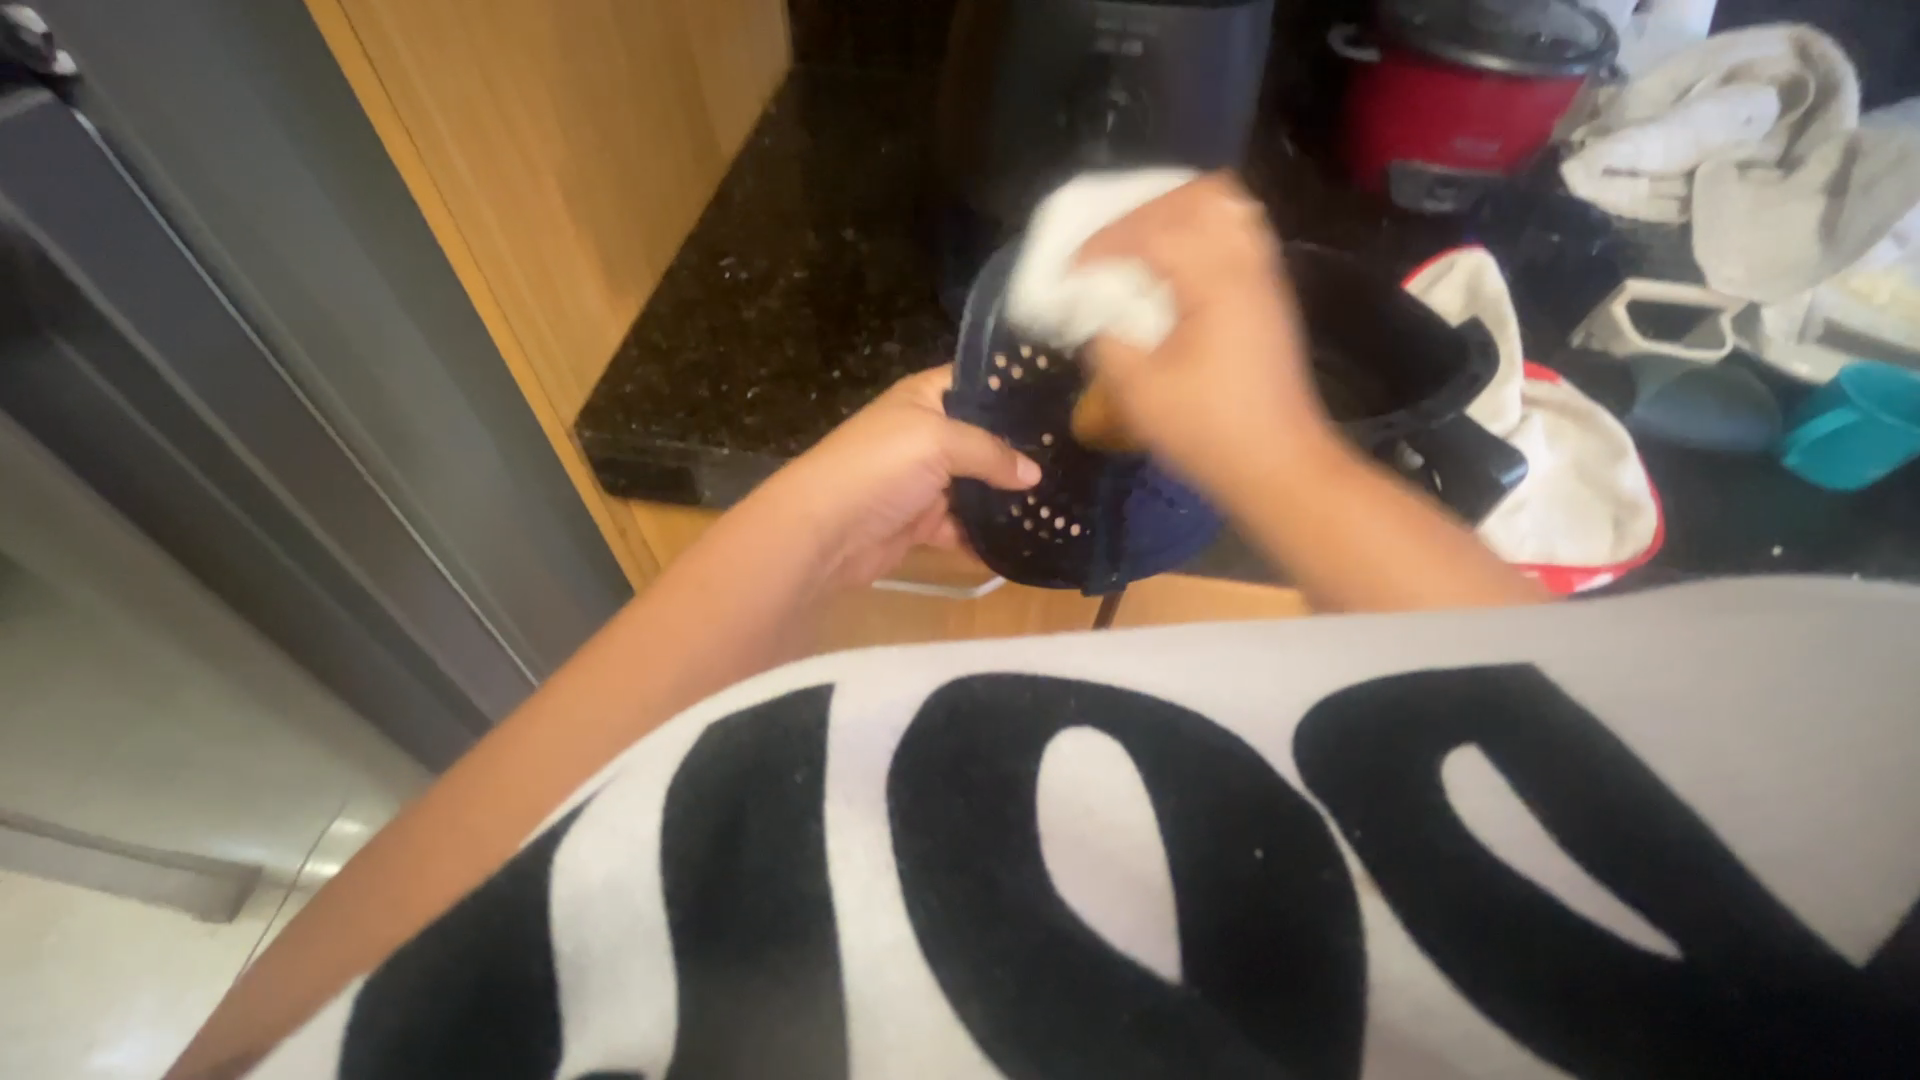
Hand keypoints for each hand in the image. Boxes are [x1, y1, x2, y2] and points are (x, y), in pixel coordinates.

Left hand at [754, 366, 1040, 588]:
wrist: (824, 531)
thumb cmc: (879, 467)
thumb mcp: (938, 441)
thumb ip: (991, 452)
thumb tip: (1034, 474)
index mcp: (925, 398)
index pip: (977, 383)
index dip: (1014, 390)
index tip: (1063, 402)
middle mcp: (926, 434)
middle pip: (983, 439)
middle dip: (1021, 452)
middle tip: (1075, 459)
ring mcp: (924, 481)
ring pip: (977, 487)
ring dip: (1008, 498)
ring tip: (1061, 503)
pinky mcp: (922, 522)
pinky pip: (963, 528)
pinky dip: (986, 537)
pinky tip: (1026, 541)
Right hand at [1075, 172, 1341, 495]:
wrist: (1278, 465)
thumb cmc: (1207, 432)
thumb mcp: (1138, 392)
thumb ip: (1106, 339)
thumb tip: (1095, 313)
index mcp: (1215, 282)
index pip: (1153, 230)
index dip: (1104, 242)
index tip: (1072, 270)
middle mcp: (1247, 265)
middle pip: (1199, 196)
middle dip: (1144, 212)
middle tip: (1109, 244)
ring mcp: (1265, 278)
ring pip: (1227, 210)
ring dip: (1177, 217)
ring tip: (1139, 247)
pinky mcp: (1269, 298)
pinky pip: (1237, 237)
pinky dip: (1200, 237)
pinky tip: (1172, 272)